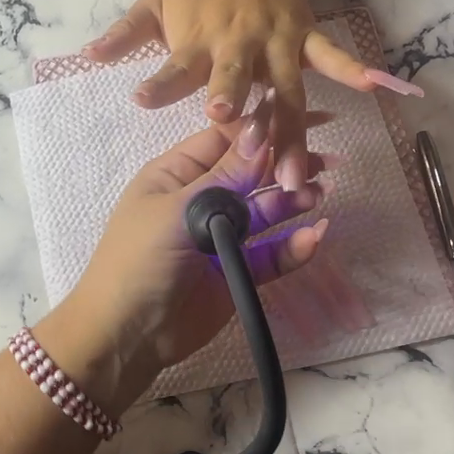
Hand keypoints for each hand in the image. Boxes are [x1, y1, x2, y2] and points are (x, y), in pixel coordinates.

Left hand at [47, 102, 331, 406]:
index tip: (304, 118)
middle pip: (251, 173)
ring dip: (292, 201)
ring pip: (265, 211)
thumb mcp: (179, 211)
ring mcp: (220, 236)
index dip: (264, 129)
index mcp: (175, 174)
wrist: (127, 335)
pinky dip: (292, 246)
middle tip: (326, 162)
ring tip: (319, 194)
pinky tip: (314, 237)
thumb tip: (262, 128)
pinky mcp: (236, 271)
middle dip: (285, 165)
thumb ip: (225, 175)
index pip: (225, 139)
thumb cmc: (140, 260)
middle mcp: (200, 199)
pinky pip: (270, 253)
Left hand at [81, 0, 412, 193]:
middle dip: (234, 101)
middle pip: (236, 79)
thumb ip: (125, 34)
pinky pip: (330, 56)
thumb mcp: (156, 3)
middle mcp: (237, 44)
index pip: (175, 66)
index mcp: (197, 41)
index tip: (142, 98)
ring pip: (286, 91)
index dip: (160, 83)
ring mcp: (275, 42)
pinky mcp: (305, 38)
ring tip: (296, 173)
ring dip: (291, 129)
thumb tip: (86, 55)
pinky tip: (375, 88)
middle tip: (229, 126)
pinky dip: (351, 69)